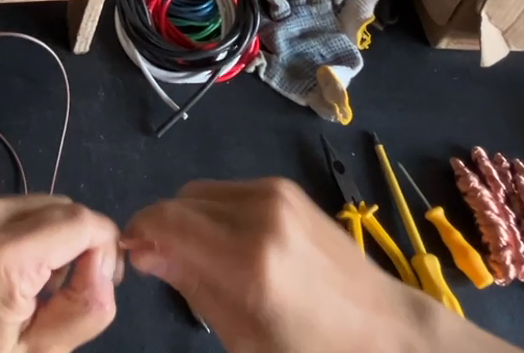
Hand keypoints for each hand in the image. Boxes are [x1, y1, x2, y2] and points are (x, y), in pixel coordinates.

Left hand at [0, 195, 120, 352]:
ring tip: (41, 294)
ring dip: (56, 240)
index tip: (101, 290)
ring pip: (41, 206)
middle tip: (73, 299)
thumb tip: (103, 268)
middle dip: (81, 246)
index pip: (83, 221)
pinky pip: (16, 211)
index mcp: (4, 250)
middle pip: (63, 208)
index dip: (106, 251)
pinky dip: (31, 236)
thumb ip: (82, 309)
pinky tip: (17, 277)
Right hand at [124, 178, 517, 352]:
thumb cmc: (313, 352)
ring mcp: (274, 193)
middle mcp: (258, 212)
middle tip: (171, 268)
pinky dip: (216, 213)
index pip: (164, 220)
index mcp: (249, 259)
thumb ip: (190, 286)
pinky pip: (227, 191)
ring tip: (210, 260)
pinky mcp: (284, 187)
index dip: (138, 234)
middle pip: (178, 202)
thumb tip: (142, 250)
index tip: (134, 258)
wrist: (389, 334)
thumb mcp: (245, 340)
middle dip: (164, 230)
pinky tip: (237, 246)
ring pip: (199, 192)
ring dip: (190, 220)